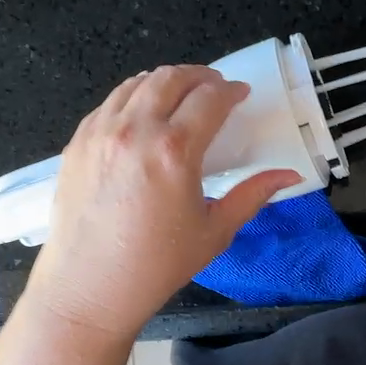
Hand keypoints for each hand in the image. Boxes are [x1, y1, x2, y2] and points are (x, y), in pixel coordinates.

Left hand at [21, 65, 302, 339]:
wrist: (90, 288)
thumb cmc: (158, 265)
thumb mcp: (215, 231)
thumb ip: (253, 195)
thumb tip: (288, 176)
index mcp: (175, 151)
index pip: (210, 99)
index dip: (231, 91)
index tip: (241, 94)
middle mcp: (135, 131)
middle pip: (171, 78)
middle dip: (199, 76)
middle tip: (214, 87)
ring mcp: (100, 133)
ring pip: (136, 83)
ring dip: (164, 81)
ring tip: (180, 94)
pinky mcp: (77, 143)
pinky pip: (109, 103)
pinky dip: (132, 97)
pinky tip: (144, 114)